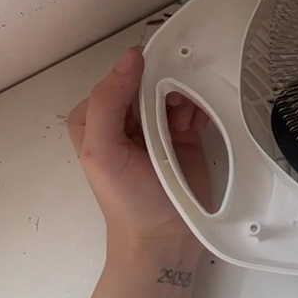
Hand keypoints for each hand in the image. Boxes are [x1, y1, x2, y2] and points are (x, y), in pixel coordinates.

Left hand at [67, 47, 211, 257]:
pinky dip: (201, 107)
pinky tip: (199, 122)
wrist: (165, 239)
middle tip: (176, 101)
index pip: (118, 77)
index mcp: (96, 117)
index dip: (139, 73)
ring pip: (174, 89)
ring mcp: (156, 126)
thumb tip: (131, 58)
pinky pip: (194, 107)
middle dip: (167, 82)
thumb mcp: (102, 151)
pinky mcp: (184, 135)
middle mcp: (125, 118)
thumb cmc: (128, 200)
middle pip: (149, 79)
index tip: (160, 78)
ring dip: (186, 94)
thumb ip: (108, 103)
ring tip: (186, 119)